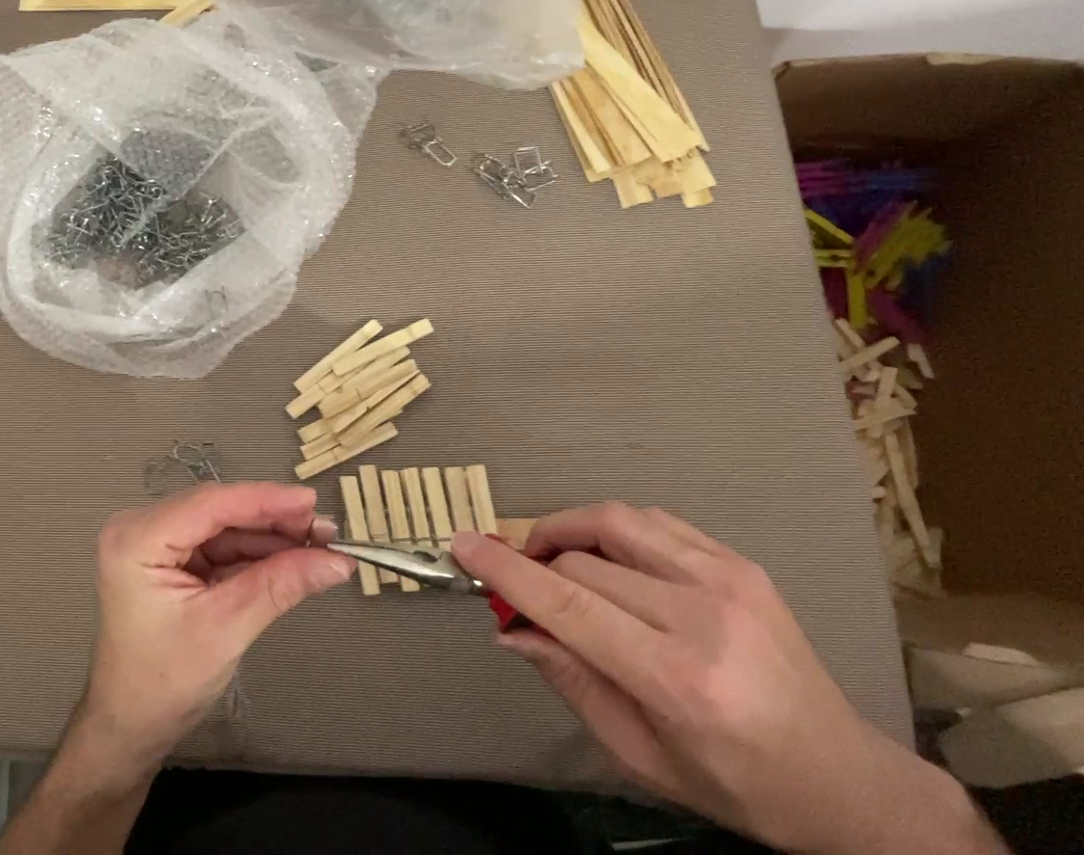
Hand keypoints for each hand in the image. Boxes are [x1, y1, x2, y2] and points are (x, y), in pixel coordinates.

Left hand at [77, 482, 352, 775]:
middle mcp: (139, 529)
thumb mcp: (226, 628)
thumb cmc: (166, 679)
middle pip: (217, 510)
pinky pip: (217, 545)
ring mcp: (153, 543)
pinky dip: (253, 553)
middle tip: (326, 530)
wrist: (133, 721)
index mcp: (136, 539)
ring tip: (320, 546)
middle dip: (271, 519)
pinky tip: (291, 558)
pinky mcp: (169, 561)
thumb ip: (280, 585)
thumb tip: (338, 561)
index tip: (313, 502)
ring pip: (222, 526)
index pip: (209, 504)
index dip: (264, 499)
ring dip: (268, 536)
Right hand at [451, 505, 1003, 854]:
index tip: (461, 547)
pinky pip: (652, 522)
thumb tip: (510, 628)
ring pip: (613, 522)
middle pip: (580, 562)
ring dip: (564, 531)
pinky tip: (601, 558)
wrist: (843, 778)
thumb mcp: (637, 753)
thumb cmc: (734, 782)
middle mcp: (704, 616)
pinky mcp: (741, 565)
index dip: (505, 570)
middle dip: (531, 568)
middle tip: (510, 590)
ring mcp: (729, 581)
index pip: (567, 603)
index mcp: (677, 678)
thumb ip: (570, 680)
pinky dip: (609, 529)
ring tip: (546, 557)